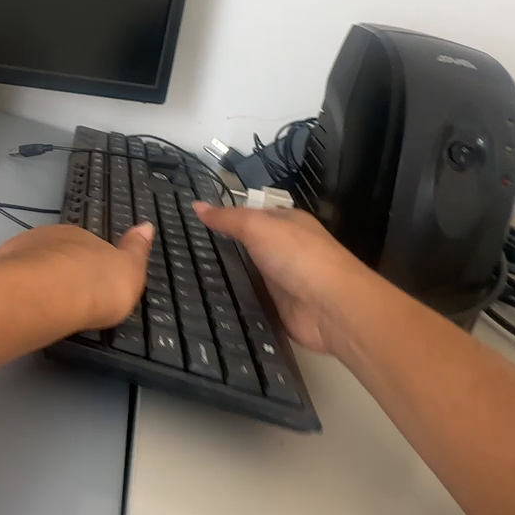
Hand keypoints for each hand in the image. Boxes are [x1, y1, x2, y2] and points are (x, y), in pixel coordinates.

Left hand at [0, 223, 153, 331]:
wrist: (45, 293)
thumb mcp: (129, 272)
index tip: (89, 288)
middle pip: (57, 254)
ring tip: (43, 308)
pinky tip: (23, 308)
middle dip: (61, 273)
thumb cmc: (95, 285)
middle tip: (67, 301)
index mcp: (82, 236)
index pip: (87, 247)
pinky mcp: (1, 268)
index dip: (88, 267)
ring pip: (33, 265)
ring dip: (37, 281)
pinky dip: (19, 291)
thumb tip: (146, 226)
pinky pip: (13, 278)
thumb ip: (136, 251)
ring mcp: (22, 250)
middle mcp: (51, 237)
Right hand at [194, 202, 378, 353]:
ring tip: (186, 277)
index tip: (191, 223)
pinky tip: (206, 301)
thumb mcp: (257, 226)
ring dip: (224, 277)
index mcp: (286, 223)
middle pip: (245, 246)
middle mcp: (285, 250)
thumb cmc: (298, 255)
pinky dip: (233, 302)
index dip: (223, 217)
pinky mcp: (278, 309)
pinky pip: (249, 301)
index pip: (249, 215)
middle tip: (182, 251)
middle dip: (220, 249)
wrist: (333, 308)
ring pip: (245, 274)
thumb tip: (196, 205)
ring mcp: (282, 280)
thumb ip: (226, 218)